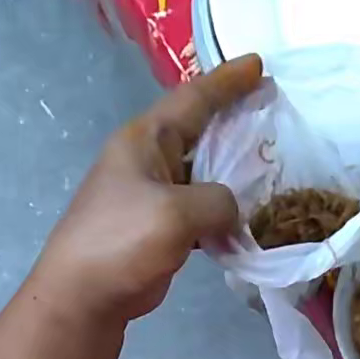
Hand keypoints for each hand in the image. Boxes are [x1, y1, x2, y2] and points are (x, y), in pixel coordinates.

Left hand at [28, 54, 264, 324]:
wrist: (85, 295)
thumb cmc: (123, 241)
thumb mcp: (177, 212)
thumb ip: (218, 201)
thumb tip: (231, 212)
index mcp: (145, 140)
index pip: (192, 98)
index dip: (227, 81)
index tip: (260, 64)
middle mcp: (148, 161)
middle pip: (199, 133)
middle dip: (235, 123)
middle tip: (273, 114)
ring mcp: (152, 197)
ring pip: (202, 176)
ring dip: (233, 174)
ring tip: (270, 168)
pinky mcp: (159, 230)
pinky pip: (199, 211)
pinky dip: (222, 213)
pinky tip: (246, 219)